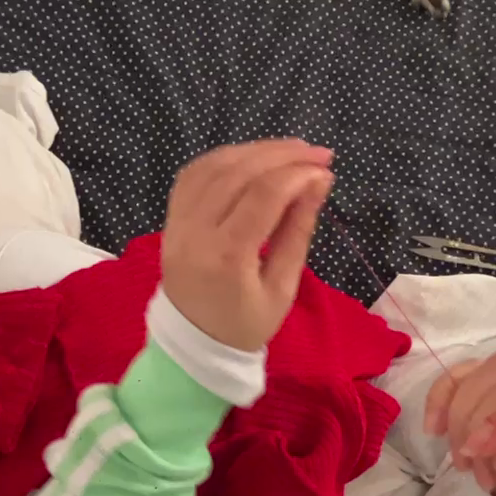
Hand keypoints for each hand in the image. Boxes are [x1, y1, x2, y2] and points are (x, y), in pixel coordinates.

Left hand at [160, 139, 334, 350]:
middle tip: (316, 152)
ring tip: (290, 151)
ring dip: (255, 151)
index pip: (263, 196)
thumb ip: (298, 232)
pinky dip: (225, 158)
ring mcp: (177, 224)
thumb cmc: (244, 324)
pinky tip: (252, 158)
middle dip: (282, 155)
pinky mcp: (170, 219)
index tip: (324, 169)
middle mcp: (195, 233)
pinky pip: (194, 174)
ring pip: (215, 166)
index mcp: (226, 258)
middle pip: (238, 173)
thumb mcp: (282, 288)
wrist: (194, 344)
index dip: (297, 174)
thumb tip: (318, 182)